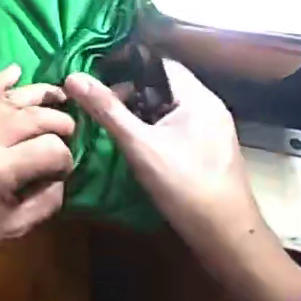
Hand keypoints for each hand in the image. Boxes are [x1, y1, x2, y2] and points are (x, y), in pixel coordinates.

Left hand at [0, 64, 74, 295]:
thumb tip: (60, 174)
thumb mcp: (12, 229)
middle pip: (35, 117)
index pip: (51, 149)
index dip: (65, 160)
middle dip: (59, 121)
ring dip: (38, 94)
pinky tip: (17, 70)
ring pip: (10, 99)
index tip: (63, 171)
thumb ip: (46, 200)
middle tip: (70, 131)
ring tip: (60, 95)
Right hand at [66, 58, 300, 300]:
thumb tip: (73, 77)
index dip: (128, 63)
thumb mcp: (139, 145)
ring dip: (138, 112)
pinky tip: (133, 145)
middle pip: (162, 85)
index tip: (97, 72)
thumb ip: (107, 110)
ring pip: (166, 108)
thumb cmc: (185, 185)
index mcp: (198, 99)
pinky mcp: (206, 151)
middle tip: (100, 105)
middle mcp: (208, 108)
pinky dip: (151, 129)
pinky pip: (173, 127)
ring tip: (111, 124)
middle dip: (129, 91)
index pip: (160, 63)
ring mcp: (210, 131)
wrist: (226, 238)